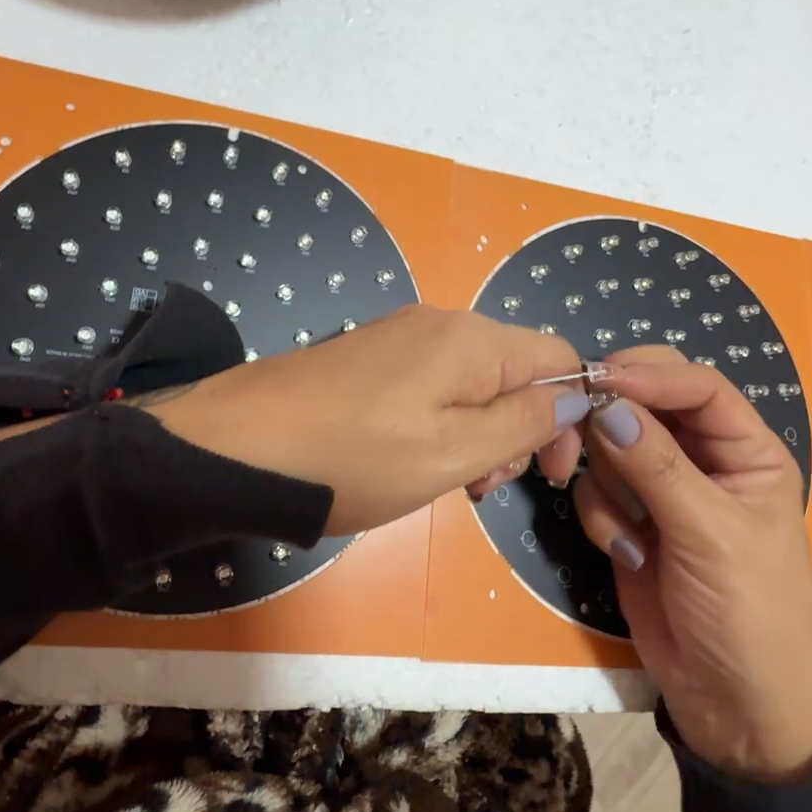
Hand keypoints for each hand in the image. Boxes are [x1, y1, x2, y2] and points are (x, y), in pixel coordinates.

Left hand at [135, 305, 588, 534]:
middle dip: (519, 429)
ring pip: (472, 381)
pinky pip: (431, 385)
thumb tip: (575, 394)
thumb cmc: (354, 458)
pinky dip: (440, 424)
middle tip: (484, 489)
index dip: (571, 415)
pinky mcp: (368, 357)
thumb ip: (523, 422)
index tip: (549, 476)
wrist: (235, 445)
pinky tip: (412, 461)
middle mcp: (441, 323)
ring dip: (479, 433)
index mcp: (472, 338)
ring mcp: (399, 337)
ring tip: (450, 485)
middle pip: (516, 369)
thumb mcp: (453, 453)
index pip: (560, 357)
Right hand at [572, 347, 811, 784]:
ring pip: (611, 444)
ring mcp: (661, 489)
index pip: (698, 386)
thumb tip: (606, 405)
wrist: (730, 704)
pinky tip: (629, 555)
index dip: (651, 375)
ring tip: (629, 532)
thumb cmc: (747, 614)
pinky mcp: (628, 518)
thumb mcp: (711, 536)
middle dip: (613, 419)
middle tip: (577, 431)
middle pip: (646, 403)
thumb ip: (657, 466)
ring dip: (609, 483)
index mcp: (747, 451)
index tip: (598, 380)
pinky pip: (596, 488)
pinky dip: (602, 517)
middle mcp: (703, 459)